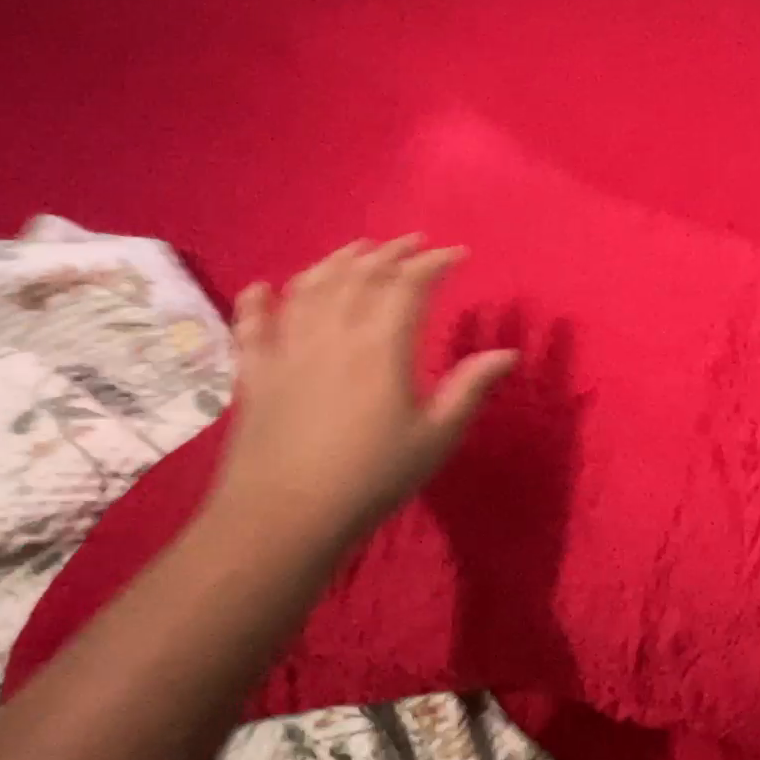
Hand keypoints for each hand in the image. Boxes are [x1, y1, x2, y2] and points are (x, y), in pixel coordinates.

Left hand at [208, 236, 516, 542]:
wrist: (284, 517)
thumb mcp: (438, 435)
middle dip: (389, 253)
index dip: (433, 263)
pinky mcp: (254, 374)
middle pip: (358, 277)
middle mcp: (332, 336)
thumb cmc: (374, 476)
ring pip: (308, 289)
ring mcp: (286, 351)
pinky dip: (259, 301)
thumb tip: (507, 352)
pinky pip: (252, 325)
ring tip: (356, 250)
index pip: (408, 286)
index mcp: (381, 348)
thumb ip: (470, 387)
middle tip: (412, 243)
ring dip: (335, 263)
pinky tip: (265, 287)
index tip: (458, 254)